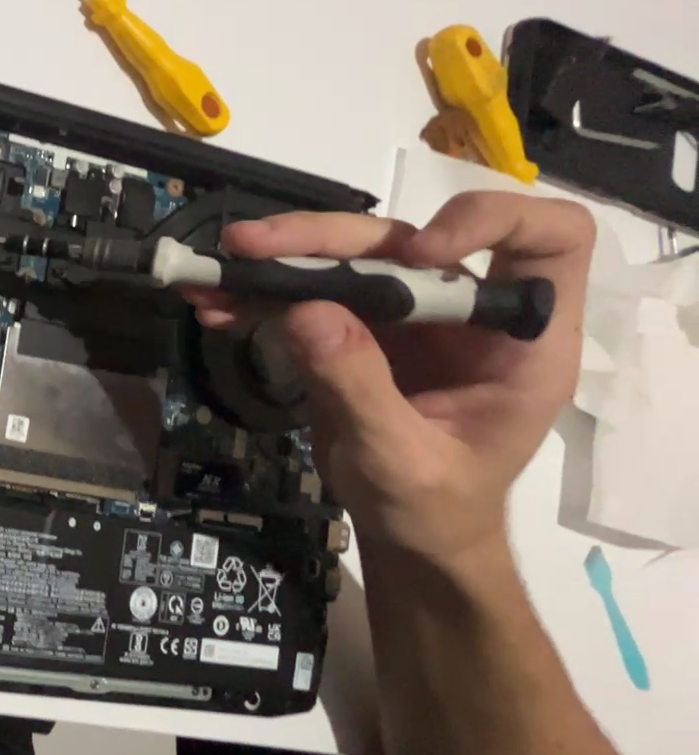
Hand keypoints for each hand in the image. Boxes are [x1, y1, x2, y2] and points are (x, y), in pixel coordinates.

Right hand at [185, 192, 593, 567]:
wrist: (407, 532)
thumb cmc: (431, 505)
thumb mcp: (399, 457)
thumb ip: (359, 386)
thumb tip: (305, 311)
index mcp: (518, 336)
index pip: (546, 239)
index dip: (487, 221)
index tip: (412, 255)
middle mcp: (463, 309)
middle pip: (400, 240)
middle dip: (319, 239)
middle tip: (245, 246)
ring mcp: (403, 317)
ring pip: (341, 260)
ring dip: (270, 263)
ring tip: (208, 276)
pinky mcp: (353, 328)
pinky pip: (302, 296)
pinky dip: (255, 297)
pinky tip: (213, 306)